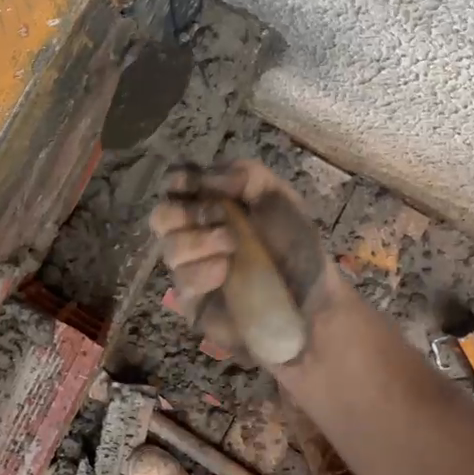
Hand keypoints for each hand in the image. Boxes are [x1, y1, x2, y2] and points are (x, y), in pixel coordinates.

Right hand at [148, 160, 335, 362]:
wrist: (313, 300)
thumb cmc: (296, 245)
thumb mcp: (278, 195)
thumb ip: (245, 173)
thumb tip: (205, 177)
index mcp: (212, 201)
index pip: (174, 183)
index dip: (178, 181)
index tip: (194, 184)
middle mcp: (195, 232)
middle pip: (160, 215)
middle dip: (185, 213)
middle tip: (218, 216)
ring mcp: (192, 267)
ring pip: (169, 246)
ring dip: (199, 241)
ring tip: (232, 246)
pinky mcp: (193, 301)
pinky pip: (181, 280)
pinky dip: (202, 271)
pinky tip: (224, 272)